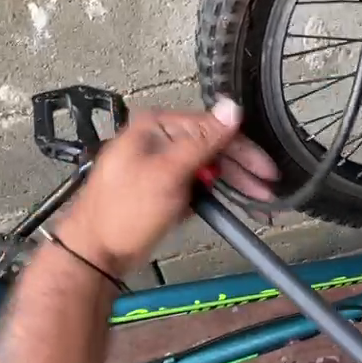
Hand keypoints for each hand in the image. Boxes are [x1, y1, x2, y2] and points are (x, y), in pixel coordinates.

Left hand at [51, 99, 277, 276]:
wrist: (95, 253)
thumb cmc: (121, 213)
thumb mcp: (168, 173)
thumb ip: (203, 141)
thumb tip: (230, 109)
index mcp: (157, 128)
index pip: (214, 130)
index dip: (244, 151)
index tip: (266, 170)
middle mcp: (160, 141)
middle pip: (214, 149)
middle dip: (243, 172)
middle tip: (266, 191)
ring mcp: (161, 164)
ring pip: (209, 168)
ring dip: (235, 186)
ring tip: (258, 203)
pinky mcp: (163, 187)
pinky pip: (198, 185)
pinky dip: (216, 196)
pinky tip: (235, 205)